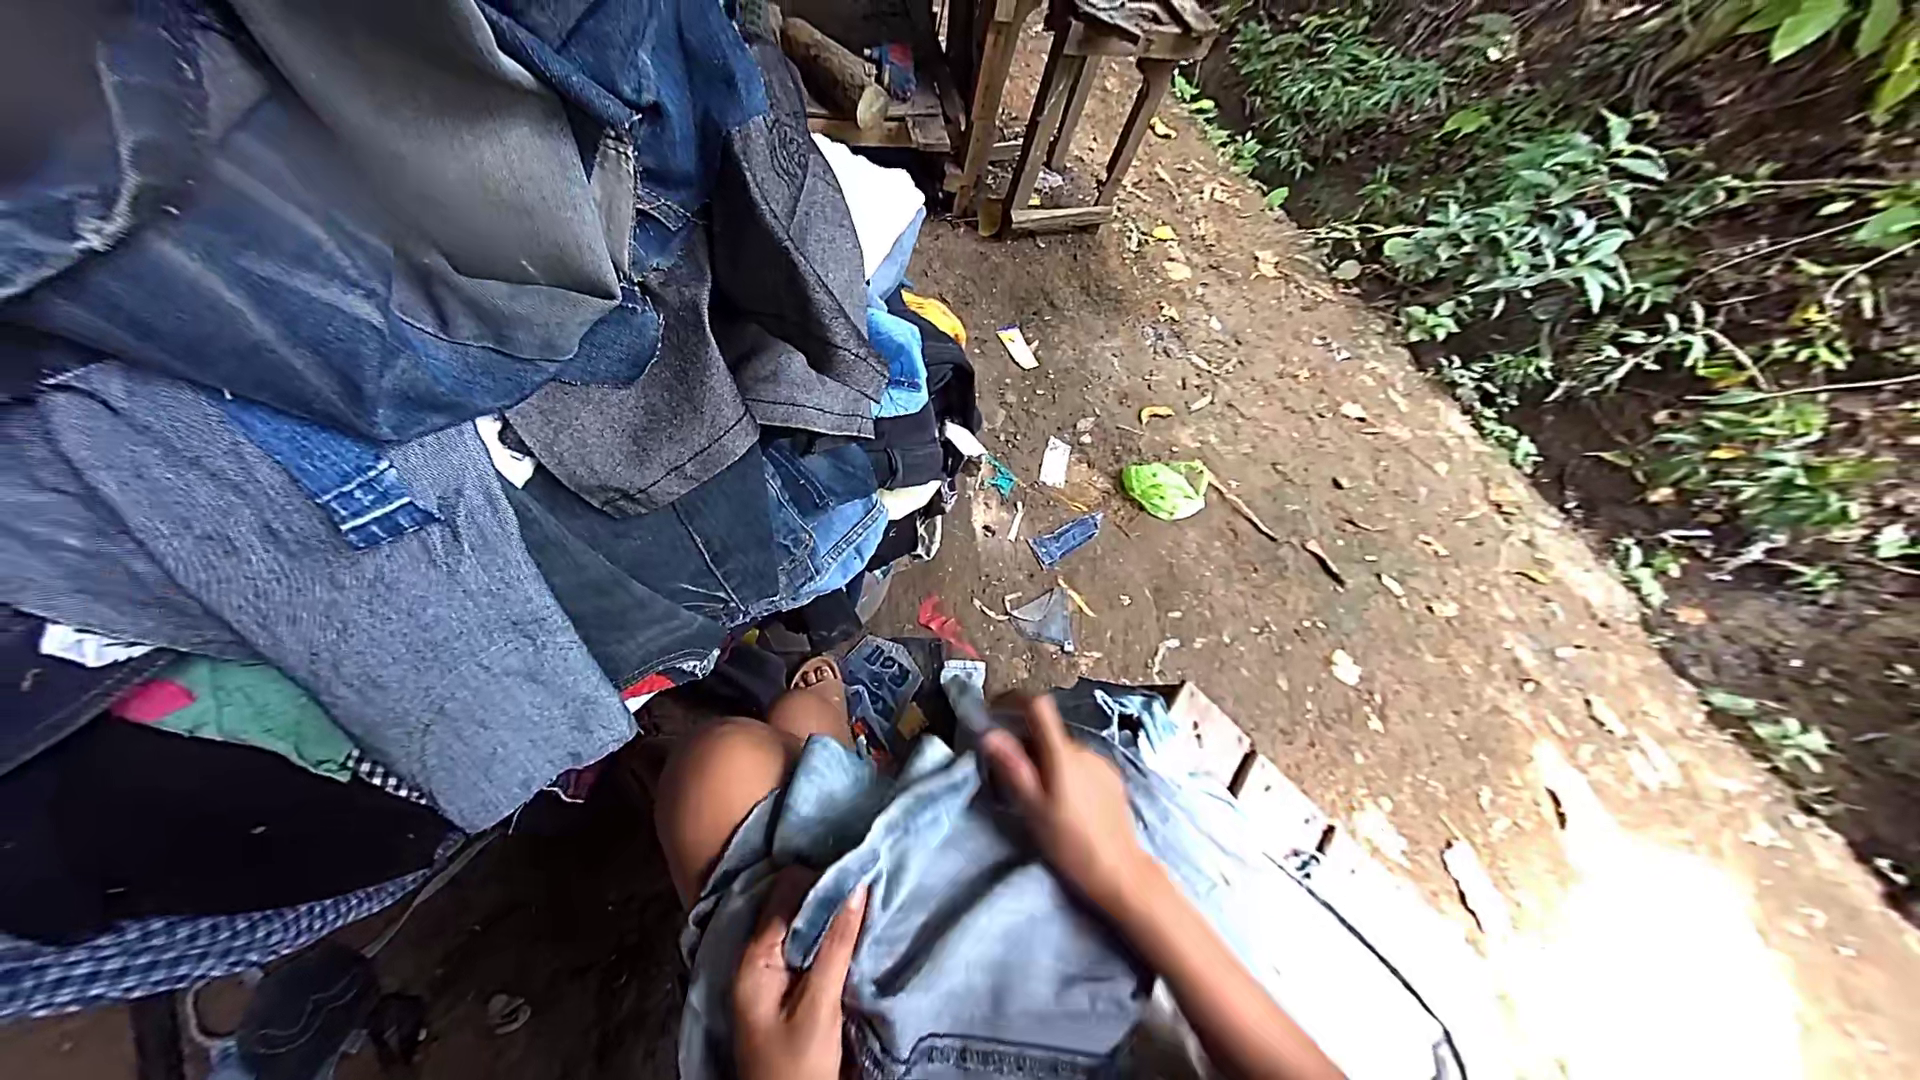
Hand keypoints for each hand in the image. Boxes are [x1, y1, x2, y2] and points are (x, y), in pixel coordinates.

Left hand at [733, 869, 868, 1079]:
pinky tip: (850, 926)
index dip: (819, 878)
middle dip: (825, 890)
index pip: (785, 893)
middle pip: (790, 902)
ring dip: (828, 911)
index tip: (856, 870)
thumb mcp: (820, 1005)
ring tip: (861, 897)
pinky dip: (826, 931)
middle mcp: (756, 958)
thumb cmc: (799, 1068)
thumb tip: (857, 886)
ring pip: (800, 921)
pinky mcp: (785, 985)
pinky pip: (805, 942)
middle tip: (862, 880)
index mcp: (753, 959)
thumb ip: (837, 944)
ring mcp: (769, 972)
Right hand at [979, 694, 1152, 912]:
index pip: (1038, 705)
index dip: (1015, 701)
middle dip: (1027, 743)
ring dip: (1047, 759)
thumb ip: (1012, 767)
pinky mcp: (1112, 776)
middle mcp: (1083, 748)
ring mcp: (1101, 761)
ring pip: (1063, 748)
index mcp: (1061, 753)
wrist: (1120, 872)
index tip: (997, 713)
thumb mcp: (1033, 809)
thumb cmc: (1070, 843)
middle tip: (1013, 774)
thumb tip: (989, 734)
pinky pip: (1081, 762)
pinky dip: (1067, 769)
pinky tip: (1067, 800)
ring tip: (1041, 794)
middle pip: (1048, 731)